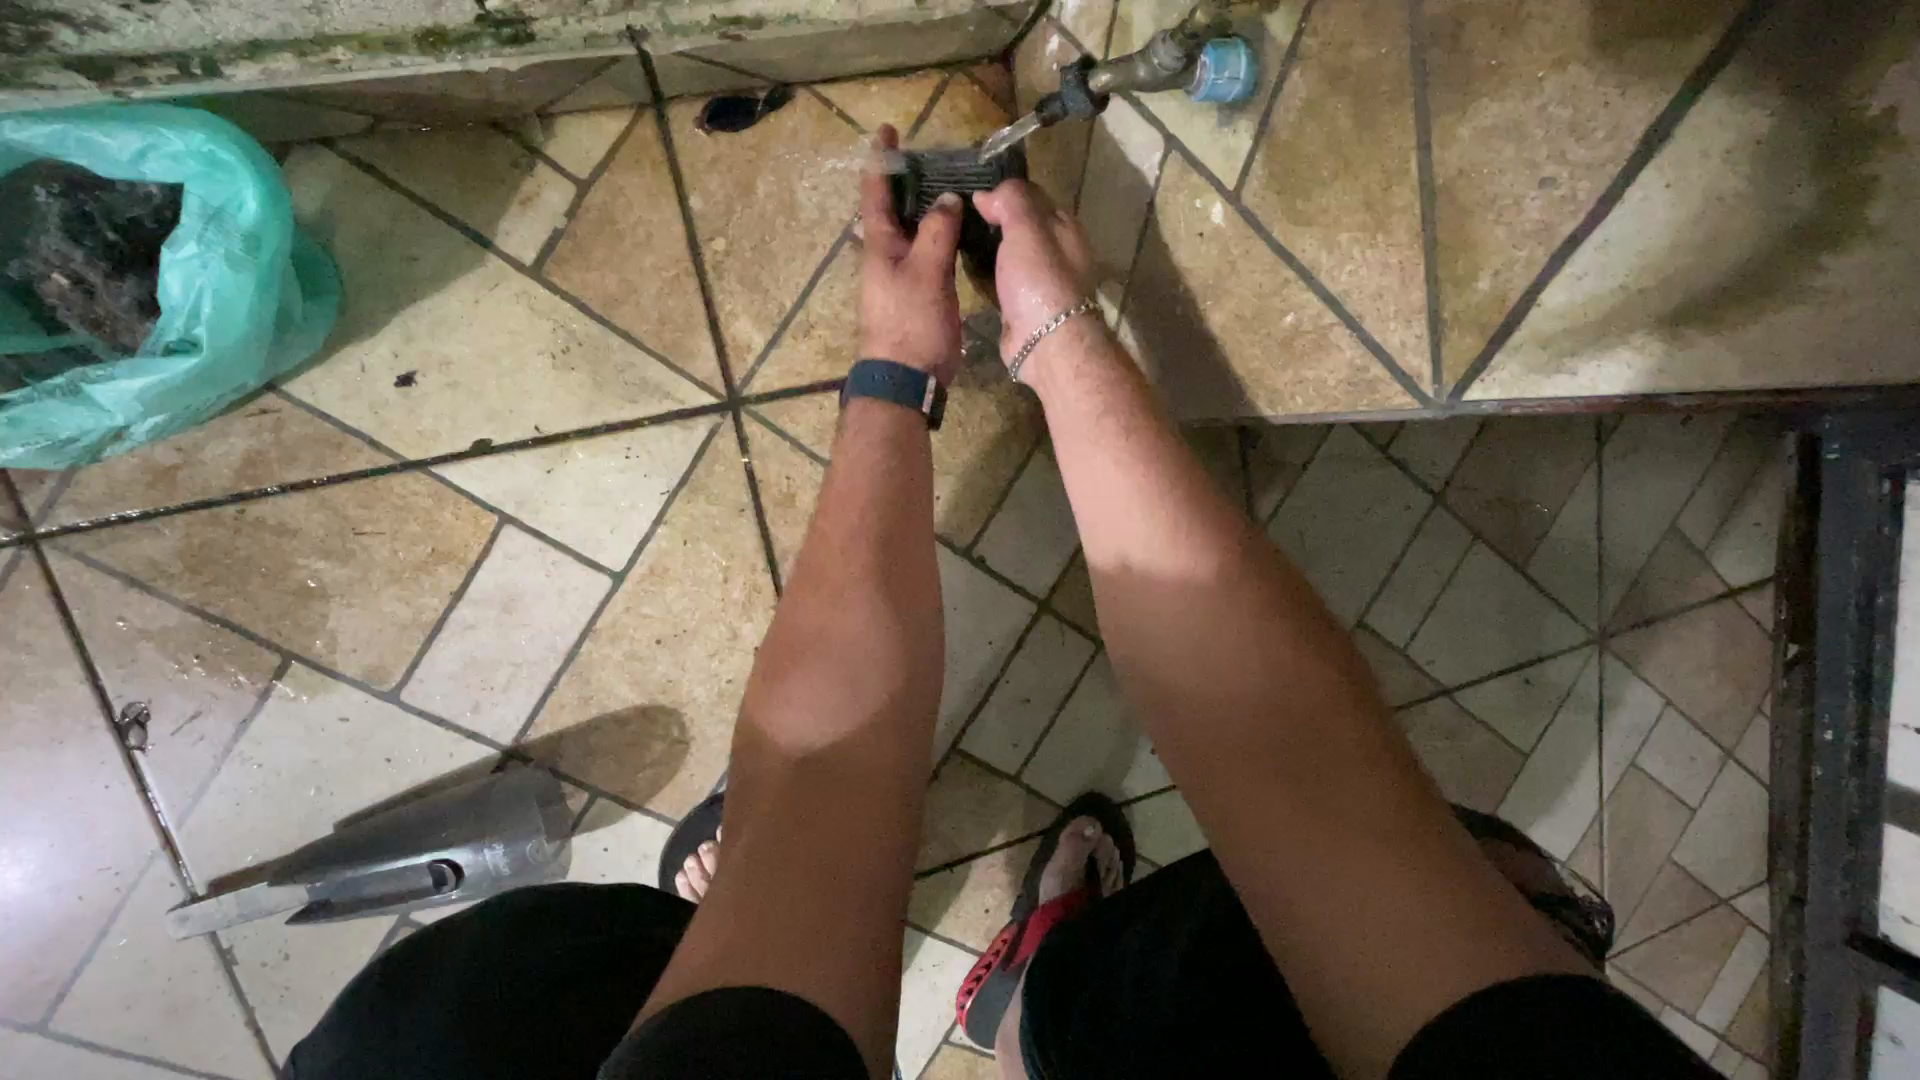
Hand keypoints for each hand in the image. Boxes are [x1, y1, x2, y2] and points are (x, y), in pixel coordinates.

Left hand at [859, 125, 963, 384]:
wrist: (907, 379)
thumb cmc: (910, 324)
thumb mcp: (924, 272)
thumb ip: (936, 231)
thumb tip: (948, 199)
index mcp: (880, 244)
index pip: (877, 192)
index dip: (882, 161)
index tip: (889, 131)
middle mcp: (888, 254)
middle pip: (898, 208)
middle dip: (913, 181)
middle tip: (940, 156)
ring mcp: (904, 275)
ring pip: (916, 231)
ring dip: (932, 207)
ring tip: (958, 184)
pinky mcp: (922, 293)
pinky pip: (931, 253)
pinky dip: (945, 236)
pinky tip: (965, 229)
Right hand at [972, 180, 1096, 367]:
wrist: (1046, 343)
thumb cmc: (1040, 279)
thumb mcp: (1027, 227)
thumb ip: (1010, 201)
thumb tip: (985, 195)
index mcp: (1064, 228)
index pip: (1033, 197)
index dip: (1005, 192)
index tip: (972, 192)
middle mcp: (1056, 253)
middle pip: (1020, 228)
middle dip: (993, 222)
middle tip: (957, 217)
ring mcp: (1038, 283)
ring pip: (1008, 256)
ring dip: (986, 250)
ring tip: (954, 240)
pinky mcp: (1021, 307)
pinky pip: (1000, 283)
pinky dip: (985, 276)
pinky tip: (964, 271)